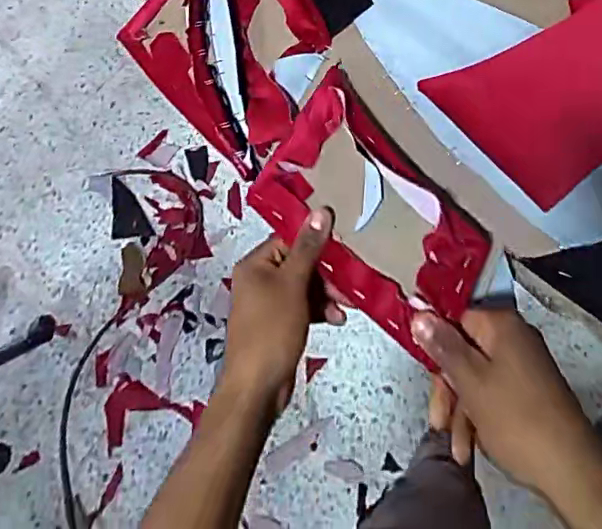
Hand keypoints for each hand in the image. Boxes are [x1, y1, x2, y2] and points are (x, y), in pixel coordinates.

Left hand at [221, 207, 344, 412]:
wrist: (257, 390)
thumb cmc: (272, 330)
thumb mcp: (294, 283)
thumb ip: (309, 247)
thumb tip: (321, 211)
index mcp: (255, 264)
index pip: (291, 239)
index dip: (316, 244)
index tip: (340, 252)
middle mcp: (258, 279)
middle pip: (301, 262)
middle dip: (326, 274)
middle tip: (346, 285)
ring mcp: (268, 303)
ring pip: (306, 284)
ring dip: (326, 293)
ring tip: (344, 306)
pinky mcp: (279, 323)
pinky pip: (304, 304)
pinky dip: (320, 309)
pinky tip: (335, 319)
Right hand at [414, 308, 601, 527]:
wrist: (566, 462)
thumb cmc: (516, 417)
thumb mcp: (471, 382)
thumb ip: (444, 347)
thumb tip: (421, 314)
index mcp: (501, 324)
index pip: (457, 319)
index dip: (437, 345)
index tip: (427, 372)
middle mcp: (514, 336)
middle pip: (465, 352)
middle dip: (449, 389)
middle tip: (440, 420)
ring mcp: (523, 363)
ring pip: (476, 378)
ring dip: (461, 412)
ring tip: (459, 447)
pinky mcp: (527, 389)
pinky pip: (493, 393)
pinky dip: (479, 417)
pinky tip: (472, 446)